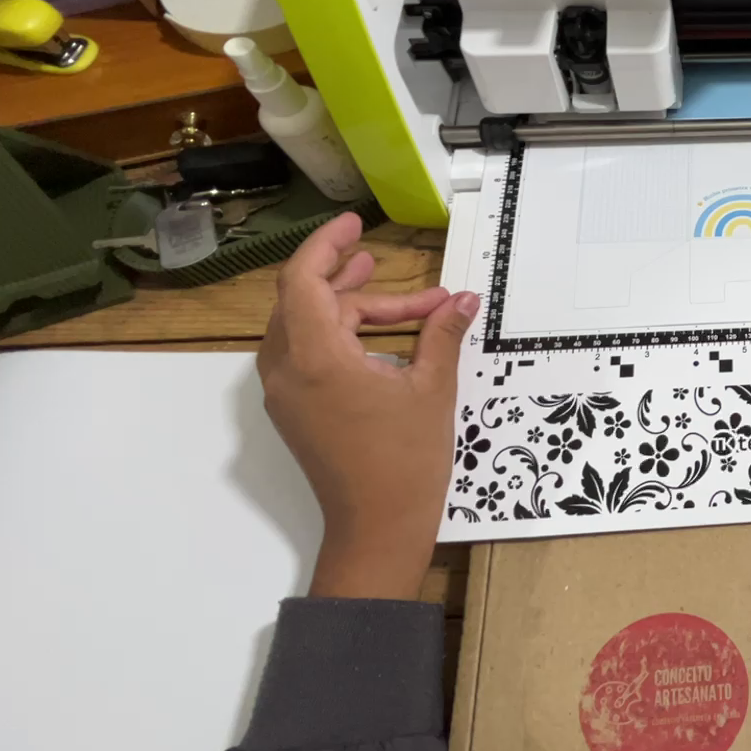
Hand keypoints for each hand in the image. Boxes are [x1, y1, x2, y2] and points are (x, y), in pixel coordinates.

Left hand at [257, 213, 478, 600]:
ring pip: (305, 328)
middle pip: (306, 302)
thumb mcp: (432, 388)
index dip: (326, 246)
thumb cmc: (407, 456)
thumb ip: (442, 334)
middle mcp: (288, 369)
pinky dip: (340, 335)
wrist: (378, 524)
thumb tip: (465, 299)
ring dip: (348, 309)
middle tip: (388, 267)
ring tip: (399, 303)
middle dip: (351, 280)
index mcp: (317, 358)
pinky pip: (307, 354)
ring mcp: (286, 392)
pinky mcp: (296, 409)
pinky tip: (380, 341)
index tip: (355, 225)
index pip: (304, 282)